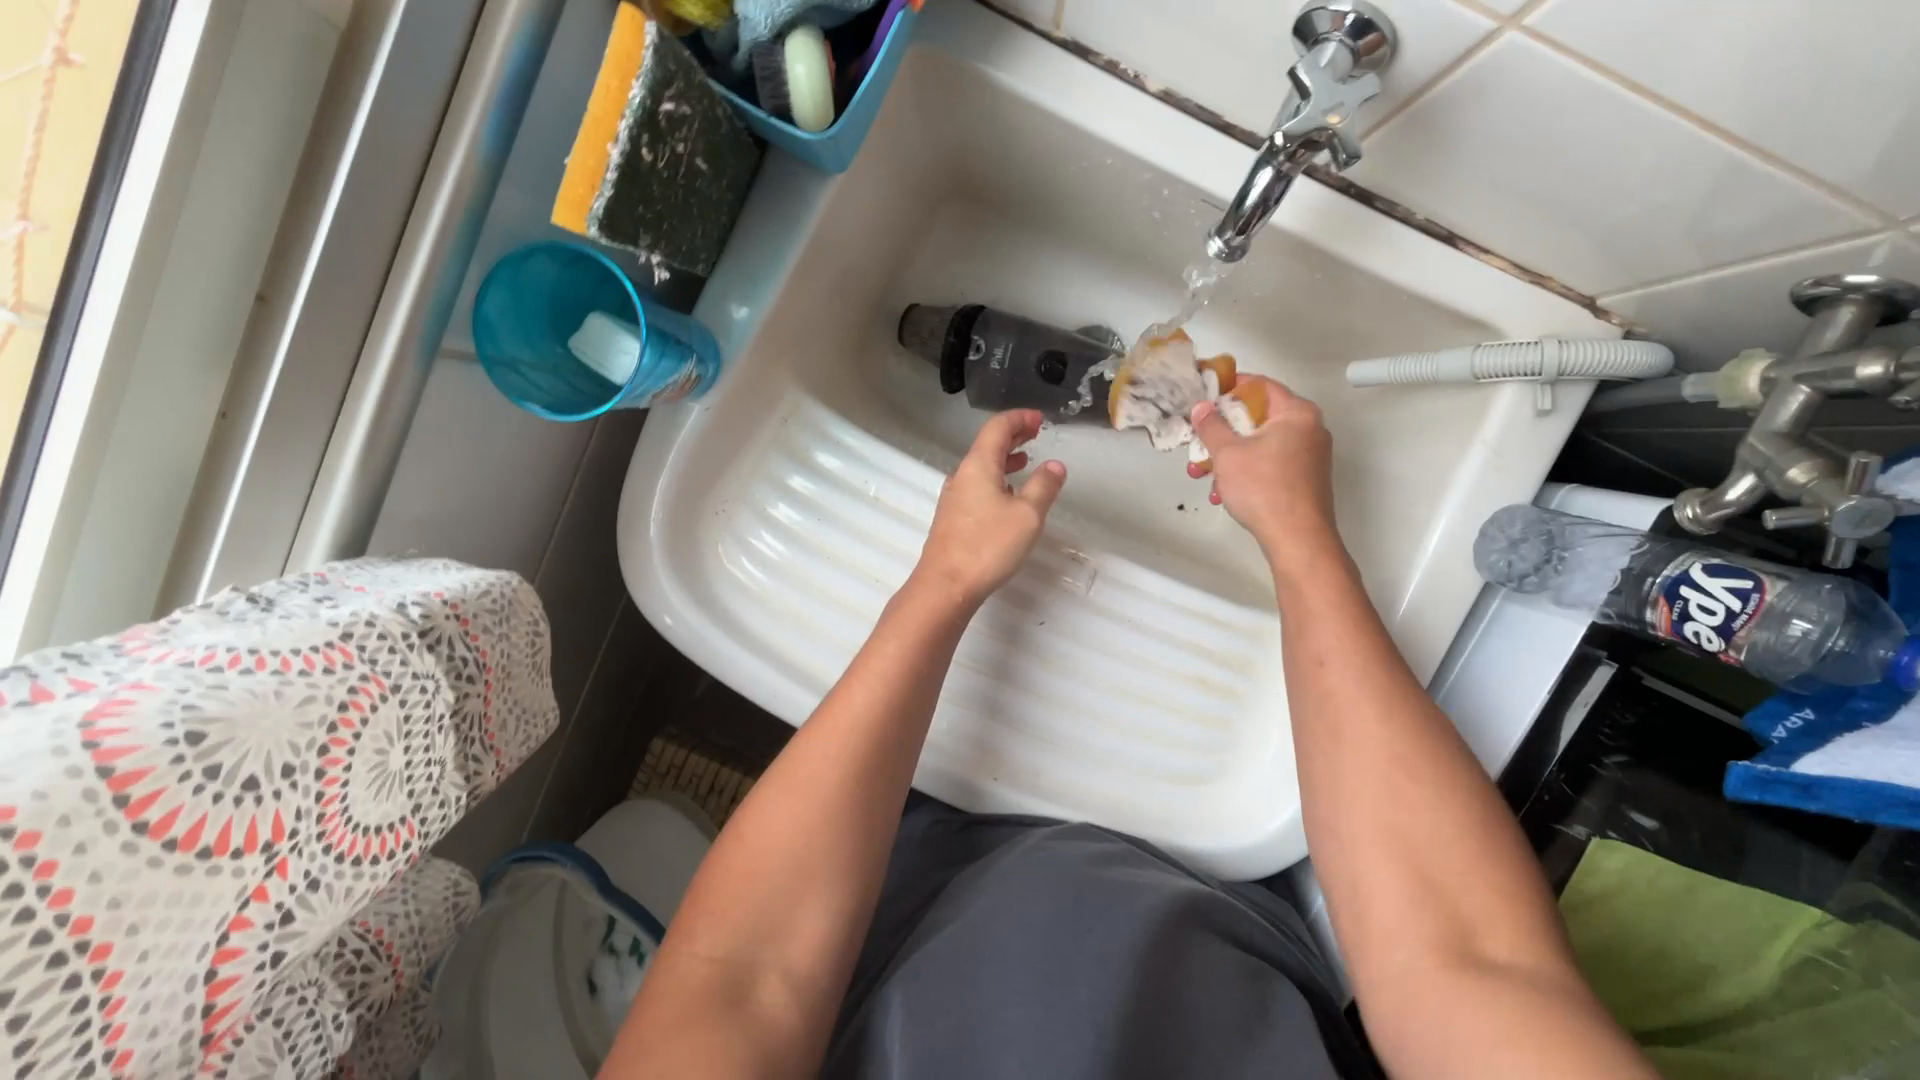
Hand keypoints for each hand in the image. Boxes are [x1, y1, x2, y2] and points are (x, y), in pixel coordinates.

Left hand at [912, 410, 1066, 607]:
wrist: (946, 585)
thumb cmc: (988, 546)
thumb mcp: (1027, 515)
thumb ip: (1044, 486)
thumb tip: (1055, 465)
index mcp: (978, 465)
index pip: (997, 428)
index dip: (1019, 419)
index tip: (1040, 419)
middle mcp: (962, 476)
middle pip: (987, 445)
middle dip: (1013, 436)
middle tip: (1035, 433)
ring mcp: (954, 498)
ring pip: (981, 467)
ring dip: (1004, 459)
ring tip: (1025, 460)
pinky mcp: (953, 518)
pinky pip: (976, 486)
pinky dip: (995, 479)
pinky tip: (1007, 495)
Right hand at [1188, 376, 1339, 568]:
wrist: (1297, 538)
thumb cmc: (1264, 488)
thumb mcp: (1228, 454)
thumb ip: (1211, 426)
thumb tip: (1202, 407)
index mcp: (1297, 413)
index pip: (1261, 385)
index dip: (1230, 386)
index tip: (1206, 395)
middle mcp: (1310, 429)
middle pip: (1259, 417)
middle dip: (1224, 431)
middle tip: (1199, 441)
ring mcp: (1310, 455)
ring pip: (1261, 444)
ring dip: (1230, 457)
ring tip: (1203, 474)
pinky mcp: (1306, 479)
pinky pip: (1271, 464)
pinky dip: (1247, 471)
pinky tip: (1224, 493)